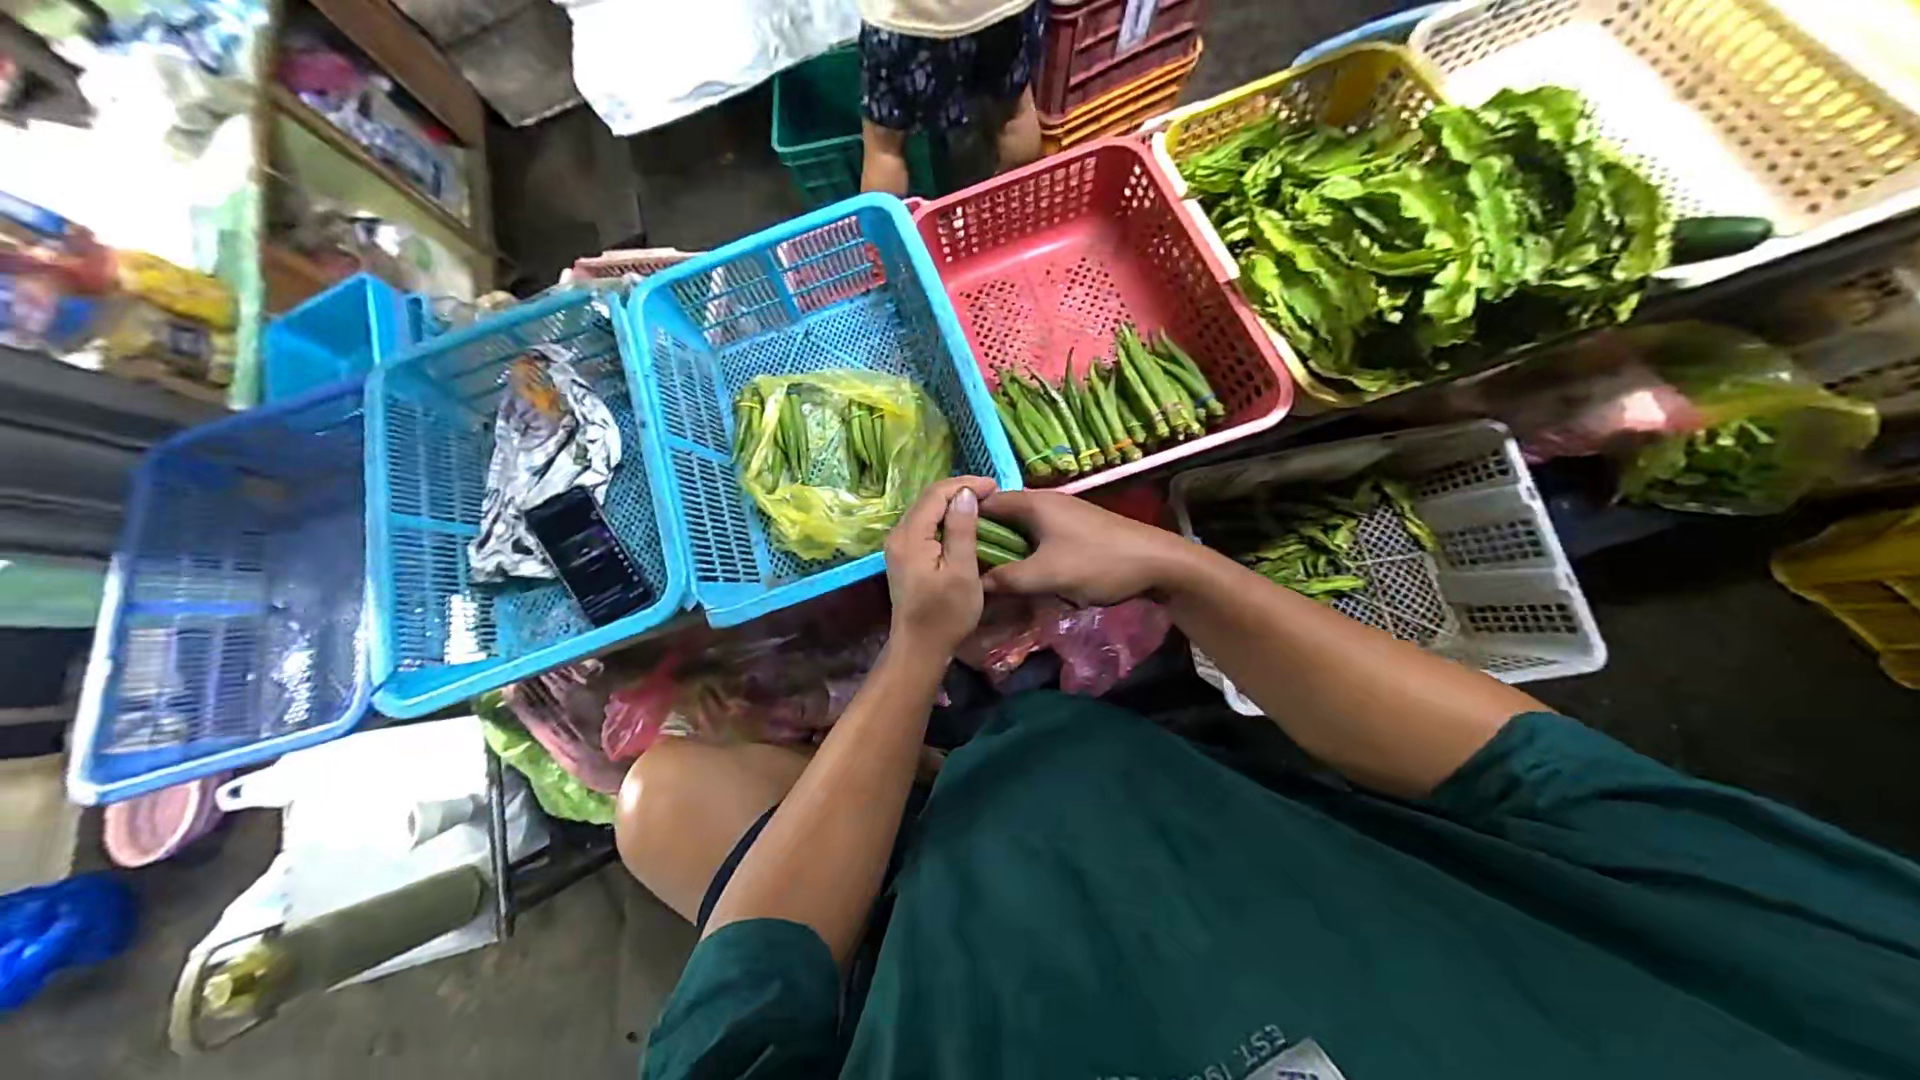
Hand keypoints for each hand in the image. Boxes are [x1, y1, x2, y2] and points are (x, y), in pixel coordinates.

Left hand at [884, 476, 998, 655]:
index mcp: (910, 536)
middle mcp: (898, 534)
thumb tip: (965, 493)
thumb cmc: (945, 613)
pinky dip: (945, 518)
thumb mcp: (962, 571)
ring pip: (926, 510)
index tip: (995, 486)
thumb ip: (961, 529)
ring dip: (952, 503)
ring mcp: (898, 546)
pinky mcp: (903, 556)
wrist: (919, 647)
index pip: (936, 494)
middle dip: (959, 490)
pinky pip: (924, 525)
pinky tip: (963, 522)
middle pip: (928, 499)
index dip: (965, 485)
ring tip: (982, 504)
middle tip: (991, 493)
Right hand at [978, 490, 1192, 605]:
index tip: (946, 548)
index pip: (984, 503)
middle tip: (965, 568)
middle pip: (1001, 518)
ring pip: (1021, 531)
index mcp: (1033, 503)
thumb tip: (974, 583)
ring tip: (990, 576)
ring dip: (1007, 552)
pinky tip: (1026, 577)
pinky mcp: (1076, 531)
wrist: (1160, 563)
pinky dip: (1027, 555)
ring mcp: (1063, 516)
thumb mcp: (1047, 574)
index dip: (962, 522)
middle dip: (983, 542)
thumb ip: (1007, 579)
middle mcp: (1045, 502)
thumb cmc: (1099, 562)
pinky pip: (1040, 540)